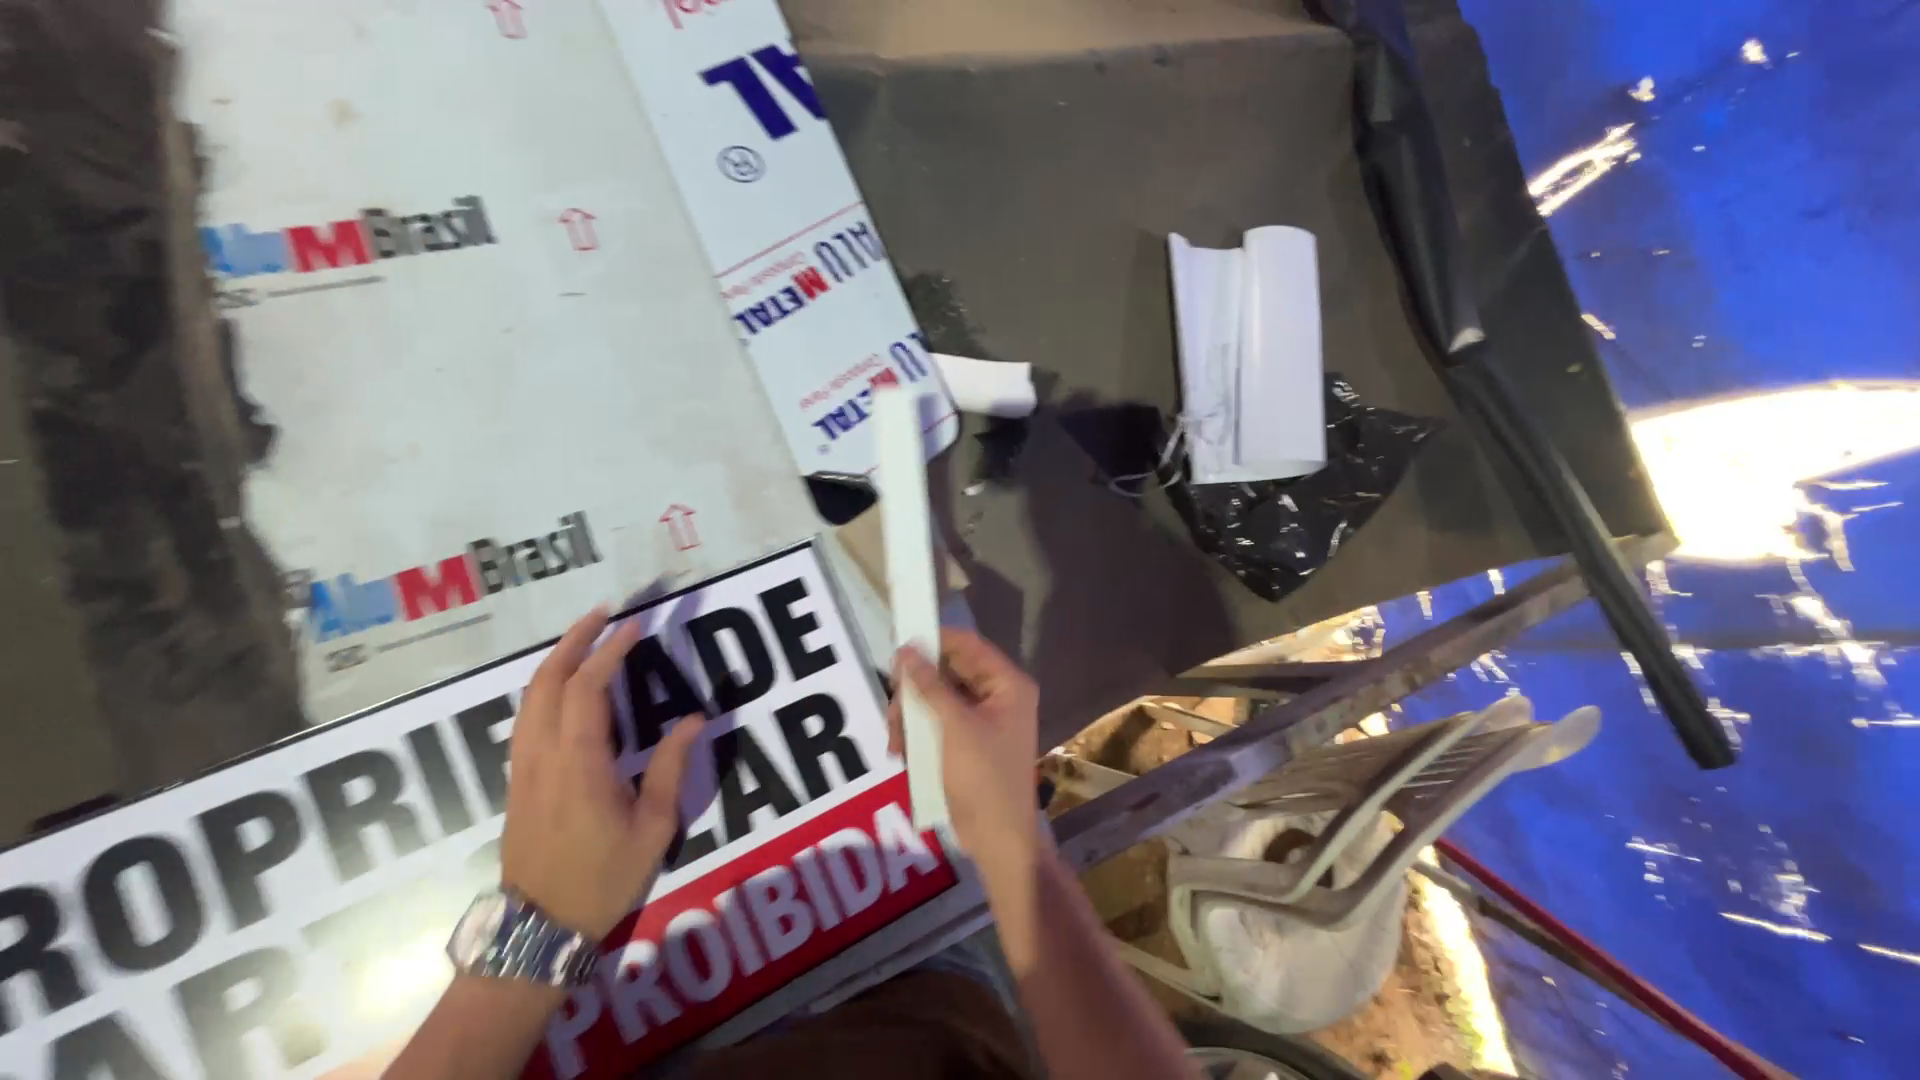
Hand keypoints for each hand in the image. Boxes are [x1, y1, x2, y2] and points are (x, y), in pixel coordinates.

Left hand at [502, 607, 703, 938]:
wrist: (539, 928)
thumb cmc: (603, 878)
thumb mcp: (654, 828)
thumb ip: (671, 768)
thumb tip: (694, 720)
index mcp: (578, 763)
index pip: (587, 689)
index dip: (609, 652)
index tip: (635, 626)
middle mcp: (542, 755)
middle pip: (547, 680)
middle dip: (574, 640)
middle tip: (605, 614)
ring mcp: (522, 767)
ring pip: (529, 696)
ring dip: (557, 659)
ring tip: (587, 638)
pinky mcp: (517, 780)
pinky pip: (526, 717)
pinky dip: (546, 686)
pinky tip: (567, 685)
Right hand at [890, 629, 1044, 886]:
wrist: (997, 838)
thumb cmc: (984, 777)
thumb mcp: (954, 727)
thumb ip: (929, 685)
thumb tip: (905, 649)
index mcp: (1008, 684)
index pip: (968, 644)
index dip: (934, 641)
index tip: (898, 649)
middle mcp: (998, 695)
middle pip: (948, 671)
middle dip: (916, 688)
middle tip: (893, 704)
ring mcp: (982, 720)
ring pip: (937, 698)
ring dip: (911, 714)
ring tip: (895, 738)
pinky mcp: (966, 742)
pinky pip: (936, 722)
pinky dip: (917, 732)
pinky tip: (901, 751)